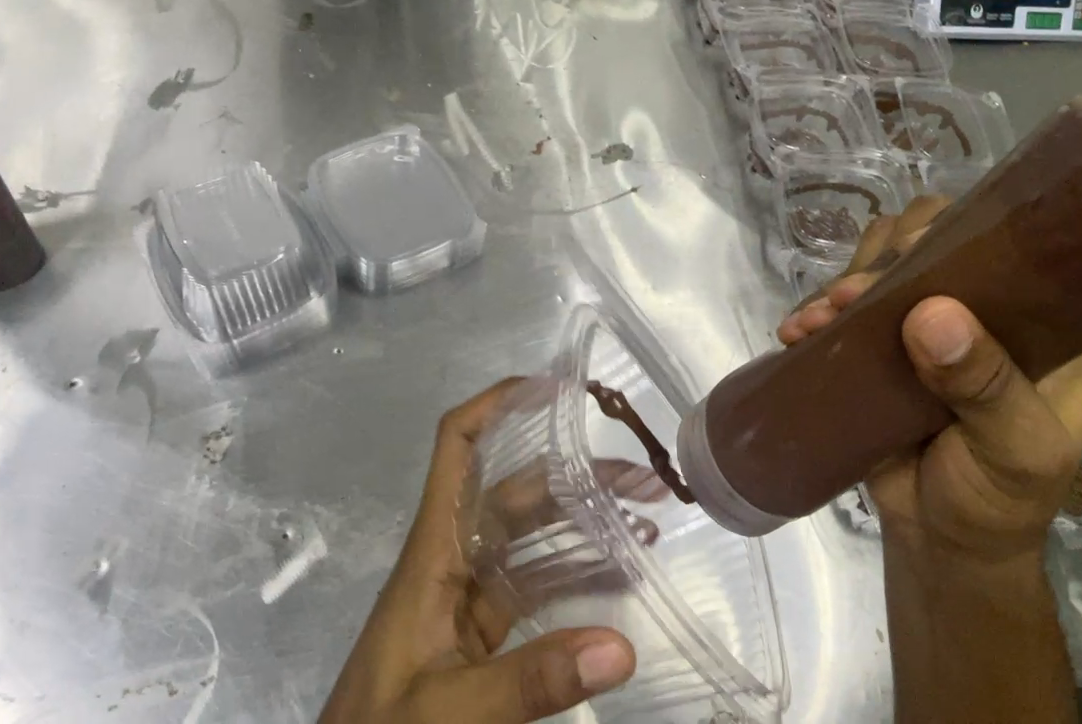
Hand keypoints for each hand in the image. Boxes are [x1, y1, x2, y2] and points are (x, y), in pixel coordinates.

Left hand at [320, 380, 638, 723]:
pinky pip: (537, 586)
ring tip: (647, 518)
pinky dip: (578, 575)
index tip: (557, 389)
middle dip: (577, 473)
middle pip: (518, 491)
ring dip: (586, 521)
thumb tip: (622, 647)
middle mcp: (454, 556)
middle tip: (644, 477)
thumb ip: (530, 679)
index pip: (459, 448)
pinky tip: (621, 578)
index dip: (500, 405)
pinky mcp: (480, 632)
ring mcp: (467, 594)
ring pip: (533, 536)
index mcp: (434, 548)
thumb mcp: (449, 708)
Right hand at [778, 198, 1081, 564]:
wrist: (940, 545)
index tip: (908, 252)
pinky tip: (795, 333)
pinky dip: (817, 312)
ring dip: (845, 281)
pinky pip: (845, 309)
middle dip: (884, 258)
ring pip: (882, 265)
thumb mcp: (1015, 450)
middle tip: (853, 296)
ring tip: (819, 319)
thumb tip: (932, 313)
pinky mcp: (877, 347)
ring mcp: (924, 325)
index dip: (958, 233)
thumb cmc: (1000, 500)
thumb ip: (985, 387)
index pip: (1005, 246)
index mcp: (1037, 322)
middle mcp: (980, 309)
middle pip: (932, 239)